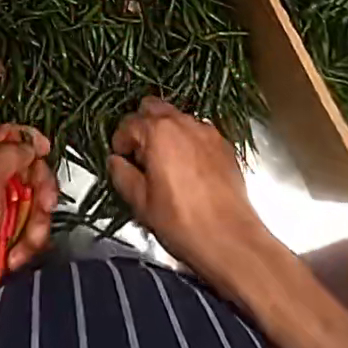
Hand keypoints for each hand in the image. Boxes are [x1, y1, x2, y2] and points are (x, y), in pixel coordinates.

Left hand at [0, 124, 57, 327]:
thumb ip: (10, 154)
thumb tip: (30, 144)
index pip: (6, 136)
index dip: (28, 139)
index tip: (45, 149)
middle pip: (29, 170)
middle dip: (41, 187)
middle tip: (44, 201)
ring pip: (35, 203)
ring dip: (37, 222)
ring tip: (26, 239)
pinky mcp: (6, 239)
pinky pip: (31, 231)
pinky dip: (28, 244)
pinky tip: (14, 256)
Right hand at [107, 98, 271, 283]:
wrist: (231, 240)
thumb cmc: (182, 223)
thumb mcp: (141, 203)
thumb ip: (122, 175)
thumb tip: (116, 162)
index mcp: (158, 132)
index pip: (129, 123)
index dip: (120, 141)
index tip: (120, 158)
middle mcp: (183, 123)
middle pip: (153, 108)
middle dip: (142, 126)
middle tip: (139, 154)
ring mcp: (206, 132)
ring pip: (177, 118)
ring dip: (165, 131)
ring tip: (164, 162)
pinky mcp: (224, 145)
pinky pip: (198, 132)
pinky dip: (187, 141)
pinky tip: (188, 168)